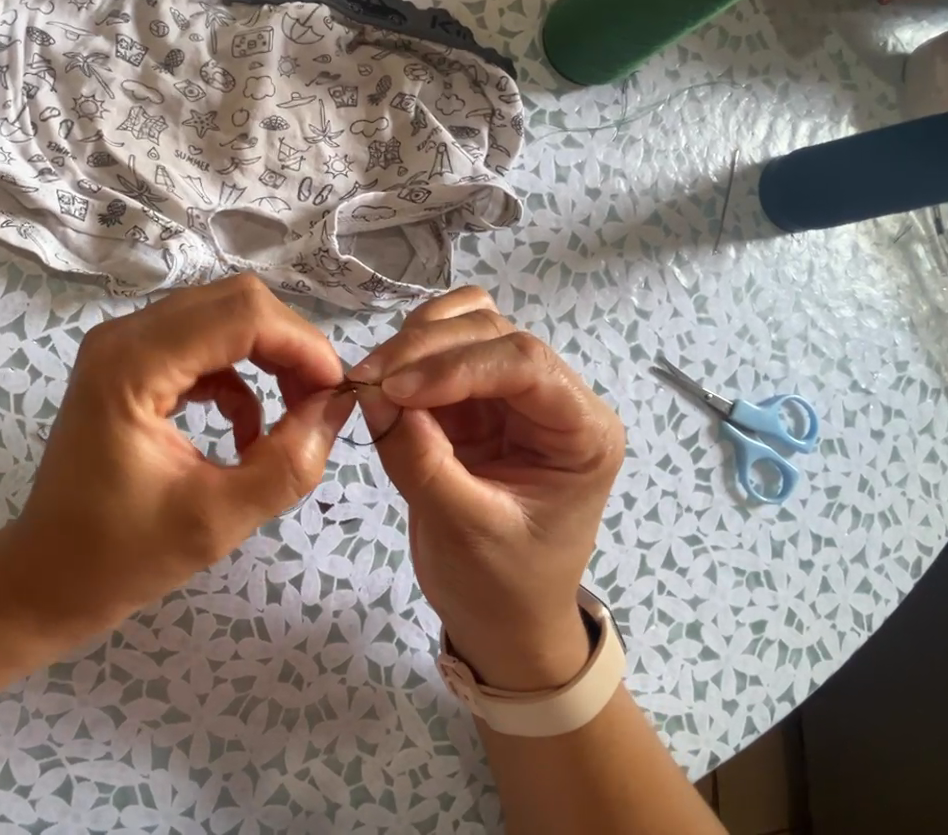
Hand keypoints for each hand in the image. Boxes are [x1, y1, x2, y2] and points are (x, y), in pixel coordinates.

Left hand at [0, 275, 356, 647]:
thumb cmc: (120, 556)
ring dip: (268, 359)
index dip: (302, 346)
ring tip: (293, 419)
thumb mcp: (217, 519)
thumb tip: (338, 409)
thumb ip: (288, 463)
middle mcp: (124, 337)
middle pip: (234, 303)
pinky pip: (203, 346)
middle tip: (319, 404)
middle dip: (289, 347)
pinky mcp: (130, 366)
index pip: (241, 315)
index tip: (337, 394)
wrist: (47, 576)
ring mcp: (123, 347)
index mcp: (133, 365)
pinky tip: (248, 431)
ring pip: (222, 318)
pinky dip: (239, 378)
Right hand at [352, 287, 624, 692]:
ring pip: (467, 328)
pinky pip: (442, 352)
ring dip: (415, 342)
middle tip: (366, 381)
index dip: (456, 366)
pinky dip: (408, 354)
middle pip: (493, 334)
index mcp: (581, 432)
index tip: (394, 391)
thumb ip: (420, 459)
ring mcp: (513, 395)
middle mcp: (554, 399)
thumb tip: (374, 394)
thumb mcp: (463, 529)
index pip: (525, 364)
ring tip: (372, 379)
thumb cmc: (501, 586)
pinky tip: (382, 380)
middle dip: (425, 349)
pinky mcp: (476, 401)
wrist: (502, 619)